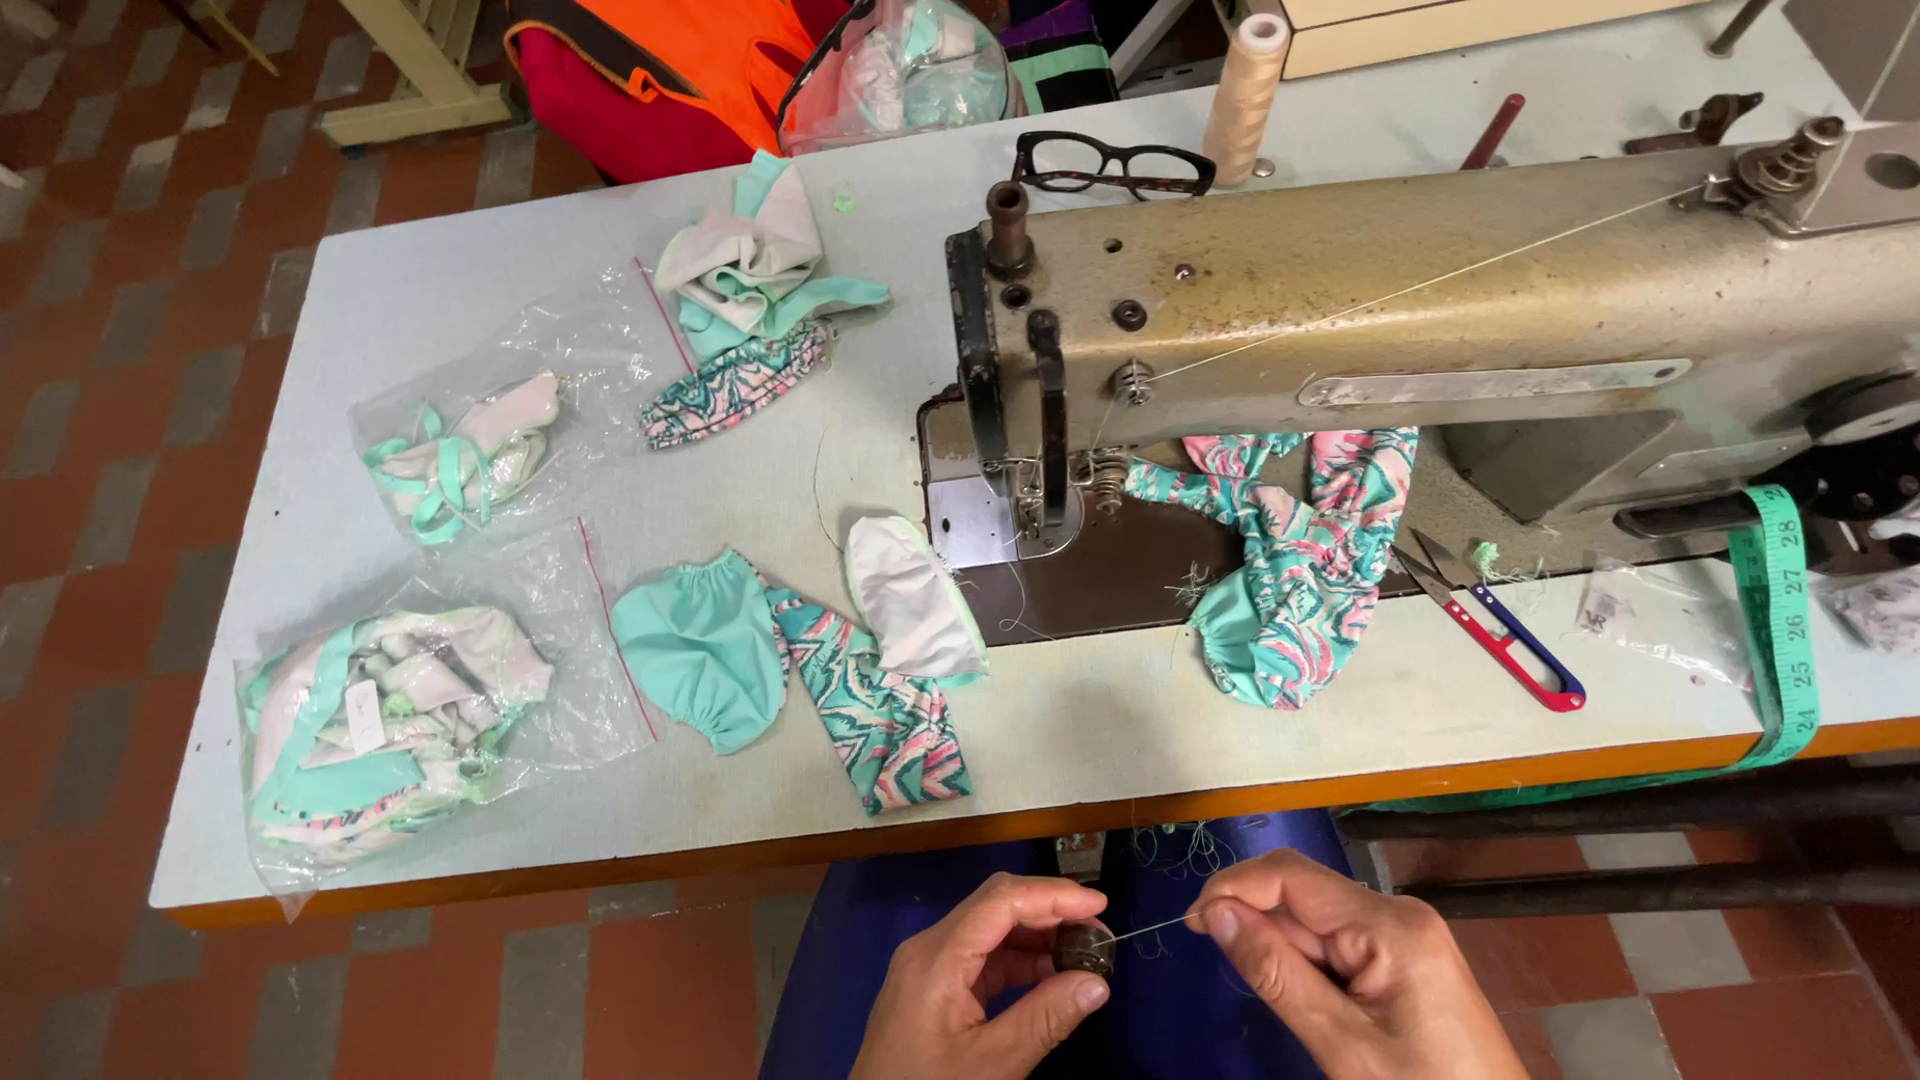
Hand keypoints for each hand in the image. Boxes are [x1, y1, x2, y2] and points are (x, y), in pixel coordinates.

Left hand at [851, 872, 1112, 1079]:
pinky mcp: (932, 985)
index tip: (1099, 904)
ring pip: (990, 928)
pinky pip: (980, 956)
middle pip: (994, 905)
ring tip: (1084, 954)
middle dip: (1049, 911)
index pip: (1000, 900)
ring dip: (1037, 936)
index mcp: (936, 957)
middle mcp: (929, 946)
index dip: (1052, 895)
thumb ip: (1044, 1020)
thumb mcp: (991, 1067)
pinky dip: (1018, 960)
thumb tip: (1098, 982)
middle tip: (1099, 932)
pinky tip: (1051, 975)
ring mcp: (928, 964)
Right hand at [1186, 849, 1524, 1079]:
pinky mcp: (1403, 958)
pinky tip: (1308, 1001)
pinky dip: (1308, 965)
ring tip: (1287, 1006)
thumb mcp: (1342, 1046)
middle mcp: (1397, 913)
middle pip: (1301, 896)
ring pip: (1314, 921)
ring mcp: (1404, 935)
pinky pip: (1336, 942)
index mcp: (1389, 924)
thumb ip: (1274, 972)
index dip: (1233, 887)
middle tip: (1232, 972)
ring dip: (1283, 951)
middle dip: (1258, 925)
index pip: (1290, 875)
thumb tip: (1213, 911)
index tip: (1193, 924)